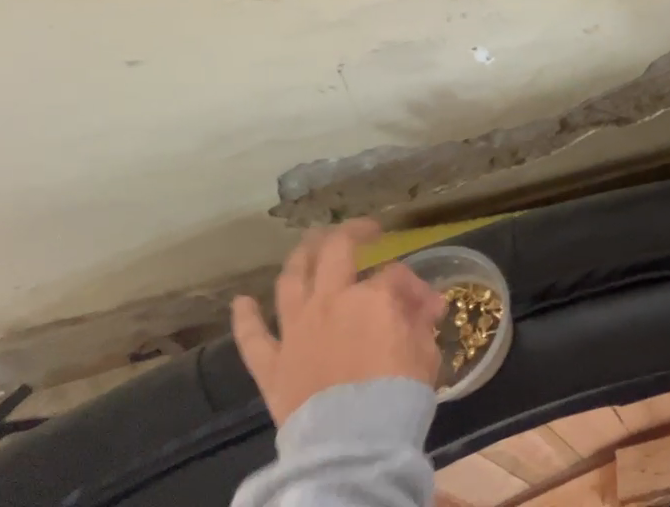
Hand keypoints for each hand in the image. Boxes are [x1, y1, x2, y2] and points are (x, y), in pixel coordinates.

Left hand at [231, 220, 448, 426]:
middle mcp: (330, 301)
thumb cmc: (399, 390)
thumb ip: (418, 321)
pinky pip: (252, 337)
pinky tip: (240, 301)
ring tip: (308, 245)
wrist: (352, 439)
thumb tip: (420, 308)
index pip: (396, 276)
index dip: (414, 286)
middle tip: (363, 230)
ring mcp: (296, 330)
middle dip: (350, 234)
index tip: (429, 307)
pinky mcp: (271, 363)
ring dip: (299, 258)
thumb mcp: (425, 349)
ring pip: (291, 281)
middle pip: (335, 253)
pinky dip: (245, 317)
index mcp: (373, 296)